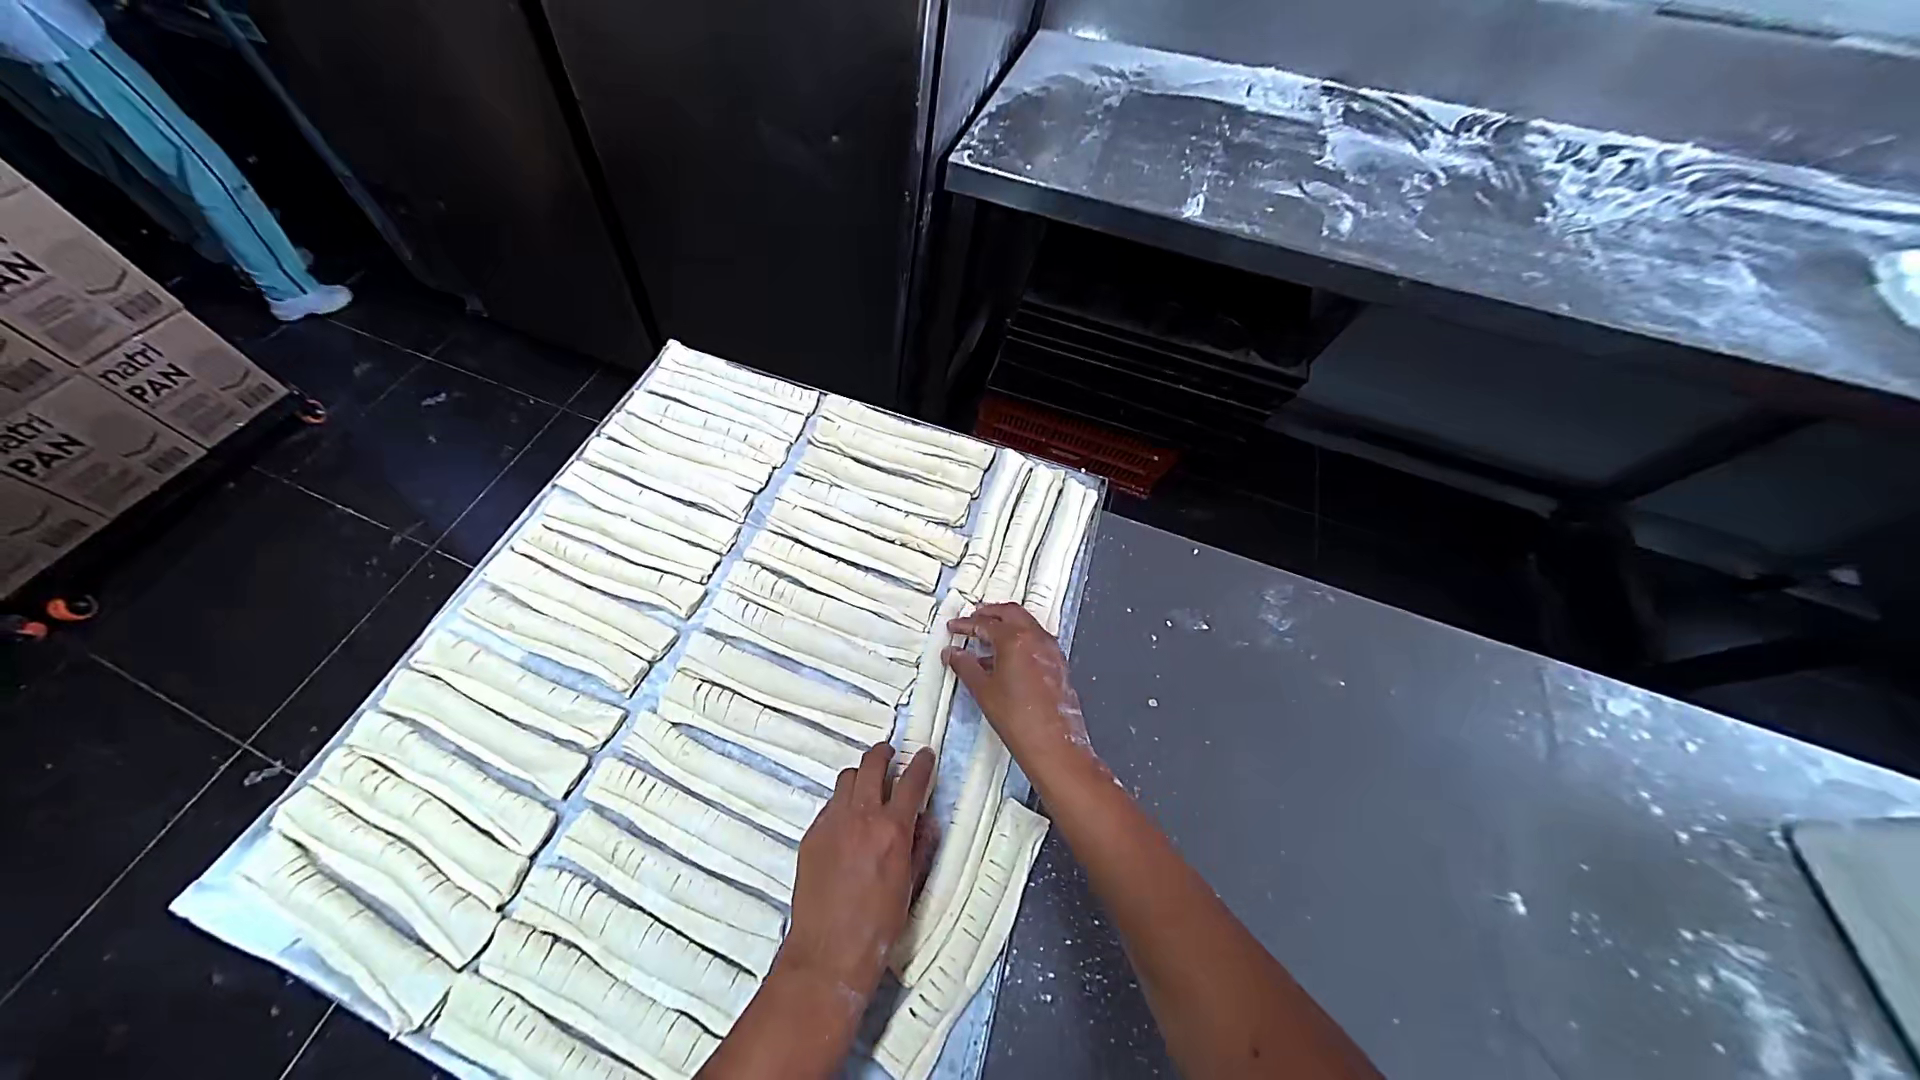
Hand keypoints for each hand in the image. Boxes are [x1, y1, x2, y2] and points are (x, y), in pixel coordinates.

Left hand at [779, 744, 935, 1001]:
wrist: (828, 952)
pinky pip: (830, 805)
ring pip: (847, 779)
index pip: (911, 782)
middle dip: (884, 753)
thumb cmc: (877, 926)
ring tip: (867, 784)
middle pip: (872, 765)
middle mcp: (861, 817)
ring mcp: (832, 823)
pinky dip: (842, 803)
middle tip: (890, 753)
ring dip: (861, 775)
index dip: (922, 764)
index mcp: (892, 829)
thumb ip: (921, 846)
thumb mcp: (910, 885)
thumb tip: (927, 821)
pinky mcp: (812, 835)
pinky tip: (847, 820)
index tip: (925, 755)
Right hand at [943, 603, 1094, 771]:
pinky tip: (1007, 657)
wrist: (1054, 745)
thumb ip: (965, 666)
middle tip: (973, 619)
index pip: (985, 623)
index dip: (966, 624)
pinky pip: (1036, 640)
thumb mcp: (983, 691)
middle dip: (989, 614)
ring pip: (1026, 623)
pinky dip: (1020, 639)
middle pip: (1010, 613)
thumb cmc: (1022, 721)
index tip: (956, 627)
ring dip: (1006, 624)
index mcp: (1015, 640)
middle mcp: (1037, 639)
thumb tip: (954, 654)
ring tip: (987, 637)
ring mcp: (1051, 650)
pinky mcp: (1058, 664)